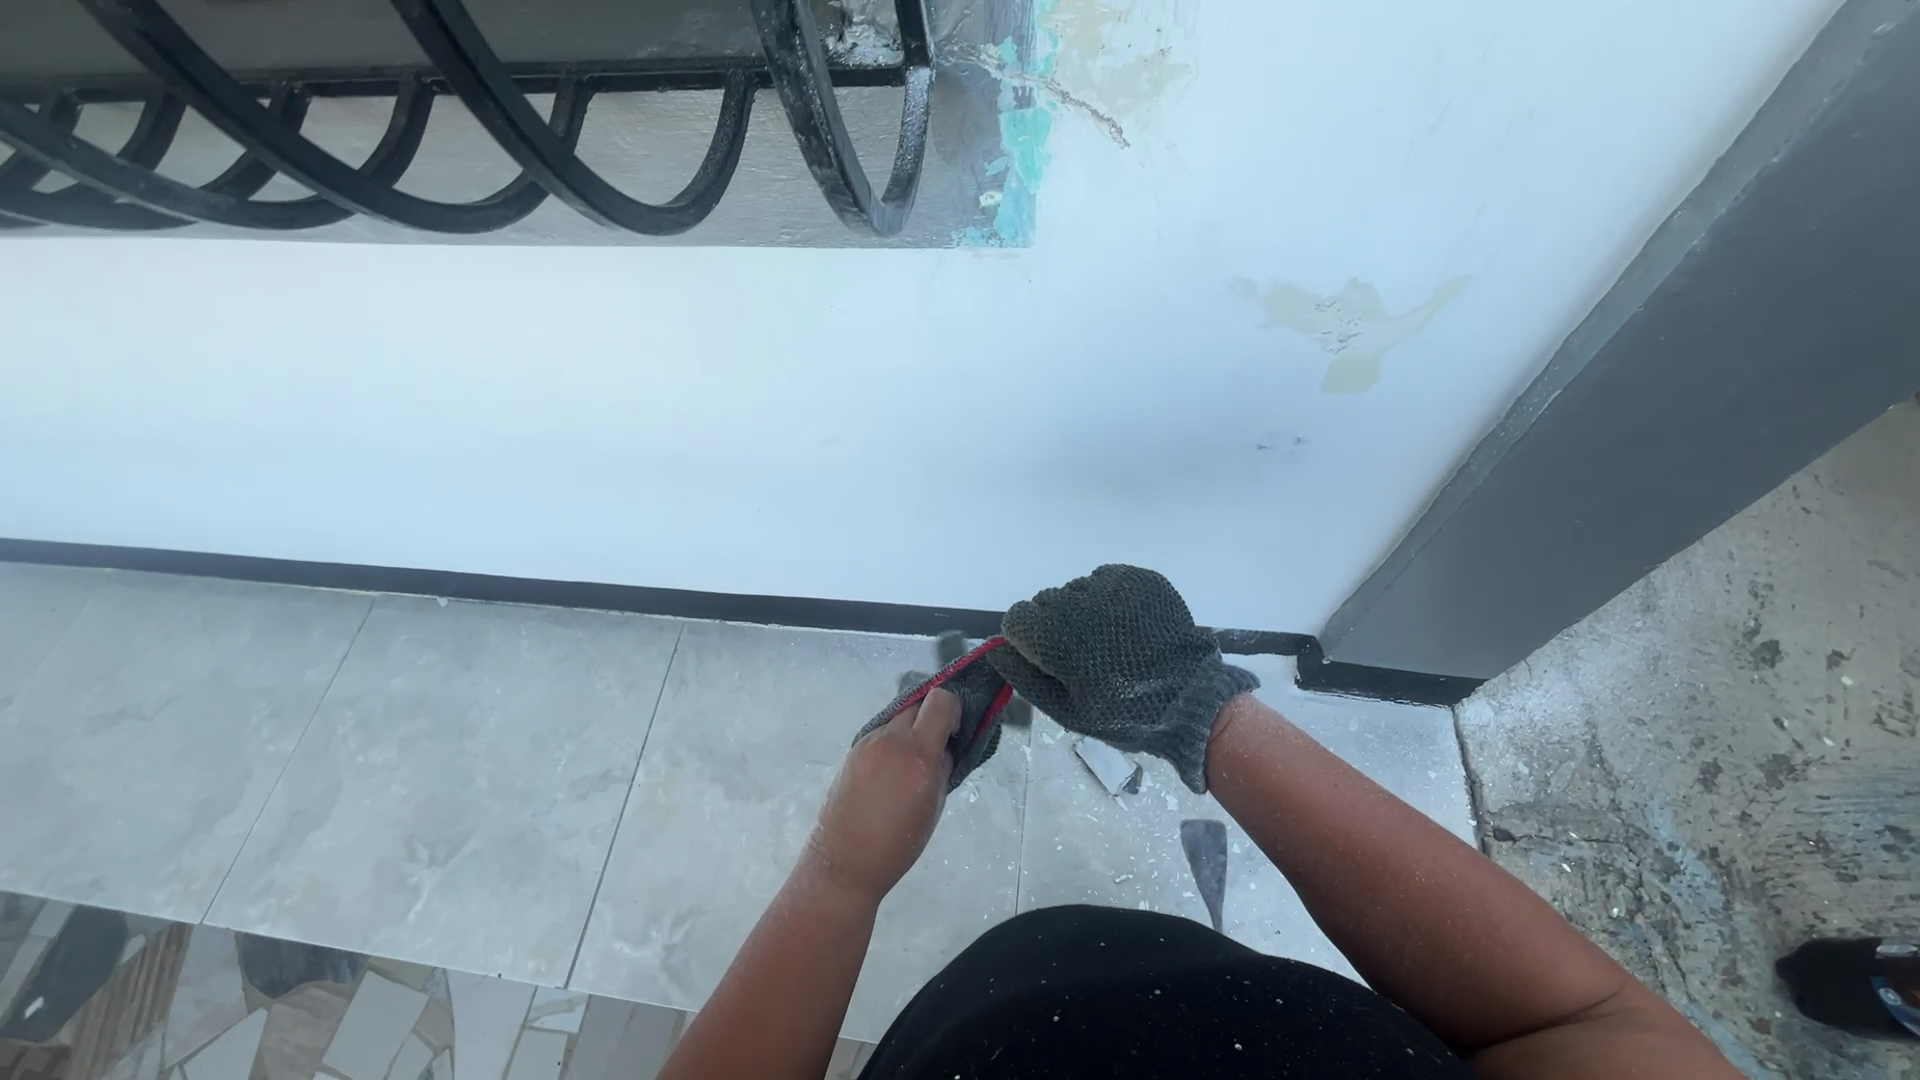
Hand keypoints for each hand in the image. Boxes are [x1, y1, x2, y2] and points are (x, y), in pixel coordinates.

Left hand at [801, 687, 960, 905]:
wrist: (845, 861)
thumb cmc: (899, 843)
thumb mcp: (935, 805)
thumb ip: (943, 766)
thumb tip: (946, 745)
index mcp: (917, 753)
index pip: (941, 701)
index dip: (954, 711)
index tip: (954, 734)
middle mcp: (890, 738)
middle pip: (919, 701)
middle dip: (932, 717)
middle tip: (937, 746)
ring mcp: (867, 741)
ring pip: (899, 715)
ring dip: (912, 728)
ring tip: (911, 762)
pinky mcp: (853, 749)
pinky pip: (882, 731)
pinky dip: (894, 740)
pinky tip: (892, 770)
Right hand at [985, 565, 1258, 793]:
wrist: (1188, 699)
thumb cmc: (1122, 713)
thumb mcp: (1065, 709)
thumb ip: (1024, 675)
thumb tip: (996, 649)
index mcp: (1055, 637)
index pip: (1017, 618)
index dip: (1027, 639)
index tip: (1047, 657)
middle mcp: (1079, 602)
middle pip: (1046, 601)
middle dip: (1055, 624)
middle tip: (1083, 653)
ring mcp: (1111, 587)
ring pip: (1077, 589)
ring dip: (1083, 609)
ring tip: (1110, 639)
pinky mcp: (1138, 579)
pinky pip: (1107, 579)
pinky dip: (1109, 598)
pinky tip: (1127, 625)